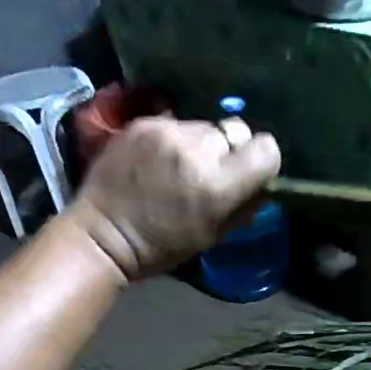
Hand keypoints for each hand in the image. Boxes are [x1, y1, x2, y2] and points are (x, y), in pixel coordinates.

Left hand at [69, 116, 280, 279]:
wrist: (104, 234)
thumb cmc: (162, 247)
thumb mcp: (214, 236)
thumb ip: (244, 205)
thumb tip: (262, 182)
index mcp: (217, 186)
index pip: (266, 149)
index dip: (262, 160)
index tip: (251, 172)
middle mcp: (196, 151)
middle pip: (235, 132)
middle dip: (229, 151)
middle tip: (210, 172)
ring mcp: (168, 132)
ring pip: (205, 126)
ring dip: (200, 143)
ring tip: (179, 166)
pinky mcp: (144, 123)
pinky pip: (176, 123)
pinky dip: (173, 139)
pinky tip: (157, 160)